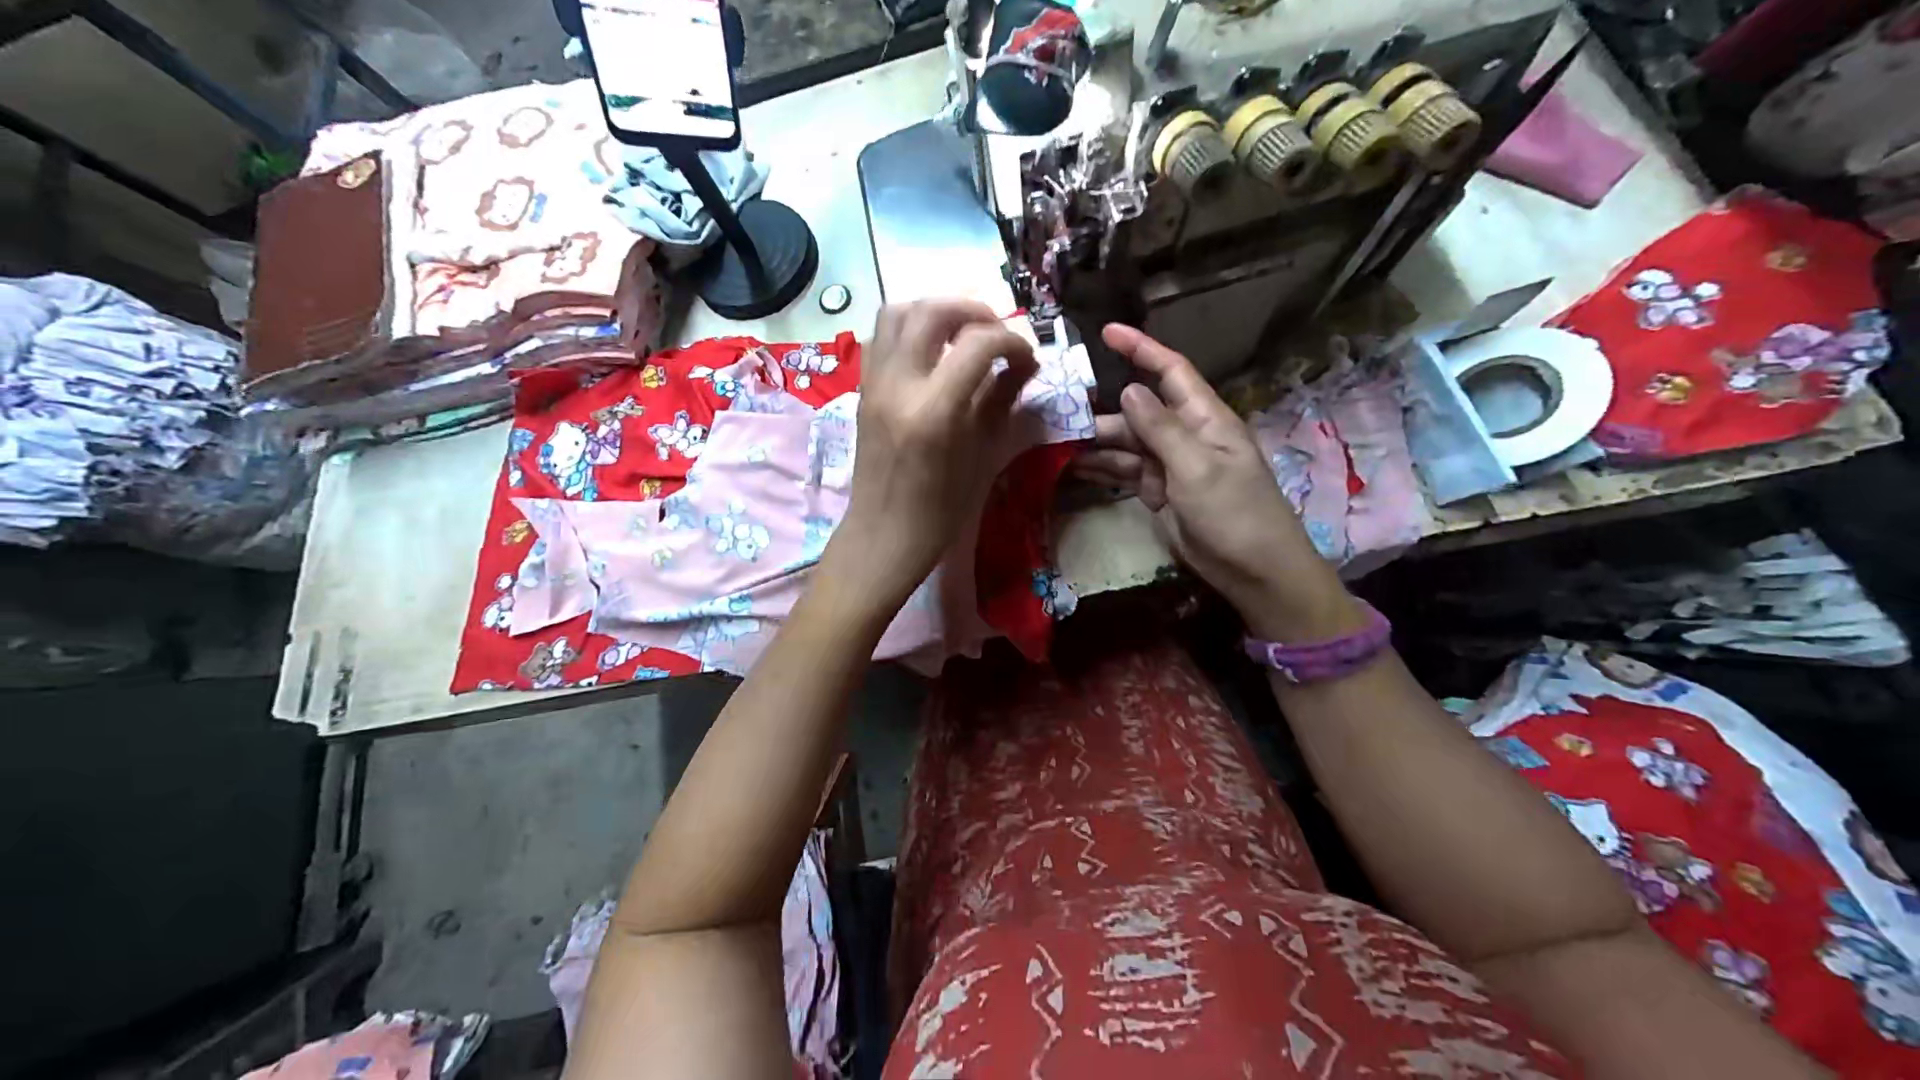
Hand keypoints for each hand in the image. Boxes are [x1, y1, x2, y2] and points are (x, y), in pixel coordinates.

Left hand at [828, 300, 1037, 603]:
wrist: (883, 536)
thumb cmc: (940, 510)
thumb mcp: (982, 456)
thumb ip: (1002, 400)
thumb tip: (1024, 363)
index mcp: (934, 410)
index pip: (978, 342)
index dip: (1011, 341)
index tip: (1026, 359)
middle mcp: (898, 386)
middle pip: (931, 310)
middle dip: (972, 310)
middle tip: (995, 333)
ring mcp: (874, 384)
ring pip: (897, 312)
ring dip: (935, 312)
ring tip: (961, 334)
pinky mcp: (862, 389)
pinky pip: (882, 337)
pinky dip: (910, 330)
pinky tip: (932, 354)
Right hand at [1072, 324, 1362, 640]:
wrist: (1253, 570)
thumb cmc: (1234, 514)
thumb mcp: (1197, 468)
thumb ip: (1162, 428)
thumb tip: (1130, 388)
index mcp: (1205, 419)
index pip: (1171, 372)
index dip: (1140, 349)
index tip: (1106, 332)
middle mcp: (1186, 436)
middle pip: (1139, 412)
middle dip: (1102, 411)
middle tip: (1058, 414)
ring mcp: (1172, 465)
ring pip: (1128, 444)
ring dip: (1096, 444)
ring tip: (1056, 444)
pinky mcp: (1161, 492)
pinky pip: (1126, 472)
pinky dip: (1102, 470)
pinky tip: (1073, 467)